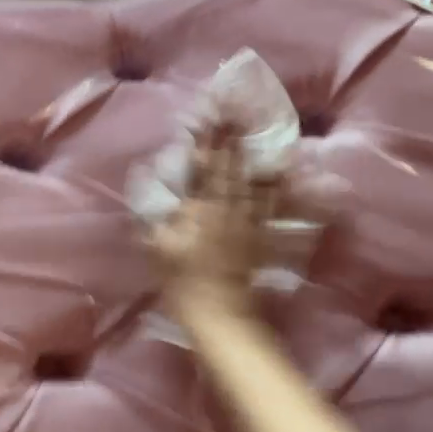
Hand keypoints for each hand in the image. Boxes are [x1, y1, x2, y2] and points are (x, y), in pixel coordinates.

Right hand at [148, 133, 281, 317]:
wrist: (219, 315)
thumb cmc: (182, 279)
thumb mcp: (158, 243)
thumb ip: (157, 212)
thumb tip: (153, 185)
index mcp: (203, 208)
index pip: (206, 167)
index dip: (209, 142)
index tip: (211, 117)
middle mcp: (229, 209)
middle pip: (233, 169)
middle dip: (234, 141)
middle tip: (237, 116)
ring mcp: (248, 223)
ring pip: (254, 183)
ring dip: (254, 159)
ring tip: (258, 136)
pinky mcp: (259, 237)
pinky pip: (270, 207)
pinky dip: (275, 189)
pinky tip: (279, 177)